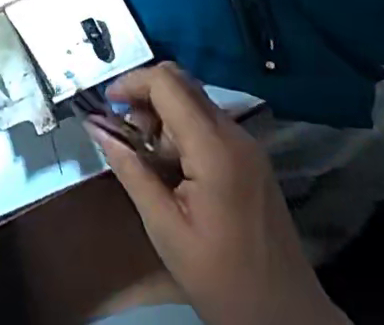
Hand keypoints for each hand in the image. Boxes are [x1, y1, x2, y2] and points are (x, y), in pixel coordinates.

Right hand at [86, 63, 346, 324]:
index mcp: (214, 147)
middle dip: (145, 97)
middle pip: (182, 83)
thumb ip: (131, 170)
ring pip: (194, 100)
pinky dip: (181, 129)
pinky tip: (171, 167)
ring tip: (146, 158)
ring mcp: (247, 144)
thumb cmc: (221, 278)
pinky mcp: (251, 157)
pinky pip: (208, 122)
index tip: (106, 104)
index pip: (167, 83)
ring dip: (162, 115)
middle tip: (125, 134)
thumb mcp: (164, 227)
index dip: (132, 83)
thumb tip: (96, 127)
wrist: (287, 316)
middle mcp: (235, 133)